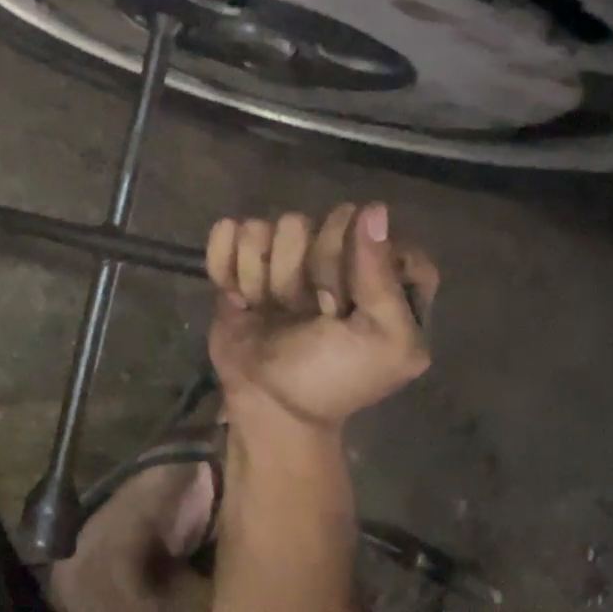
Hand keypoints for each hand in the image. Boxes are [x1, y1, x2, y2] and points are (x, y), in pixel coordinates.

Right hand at [205, 203, 437, 430]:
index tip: (347, 301)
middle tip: (309, 311)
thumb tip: (373, 208)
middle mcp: (331, 255)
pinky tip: (239, 297)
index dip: (354, 260)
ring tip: (271, 310)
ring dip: (262, 276)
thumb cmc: (335, 378)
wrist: (268, 403)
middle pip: (312, 224)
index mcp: (378, 272)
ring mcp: (282, 255)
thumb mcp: (385, 342)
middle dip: (302, 272)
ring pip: (265, 228)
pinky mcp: (241, 260)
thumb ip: (382, 276)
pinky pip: (228, 232)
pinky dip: (227, 265)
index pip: (370, 229)